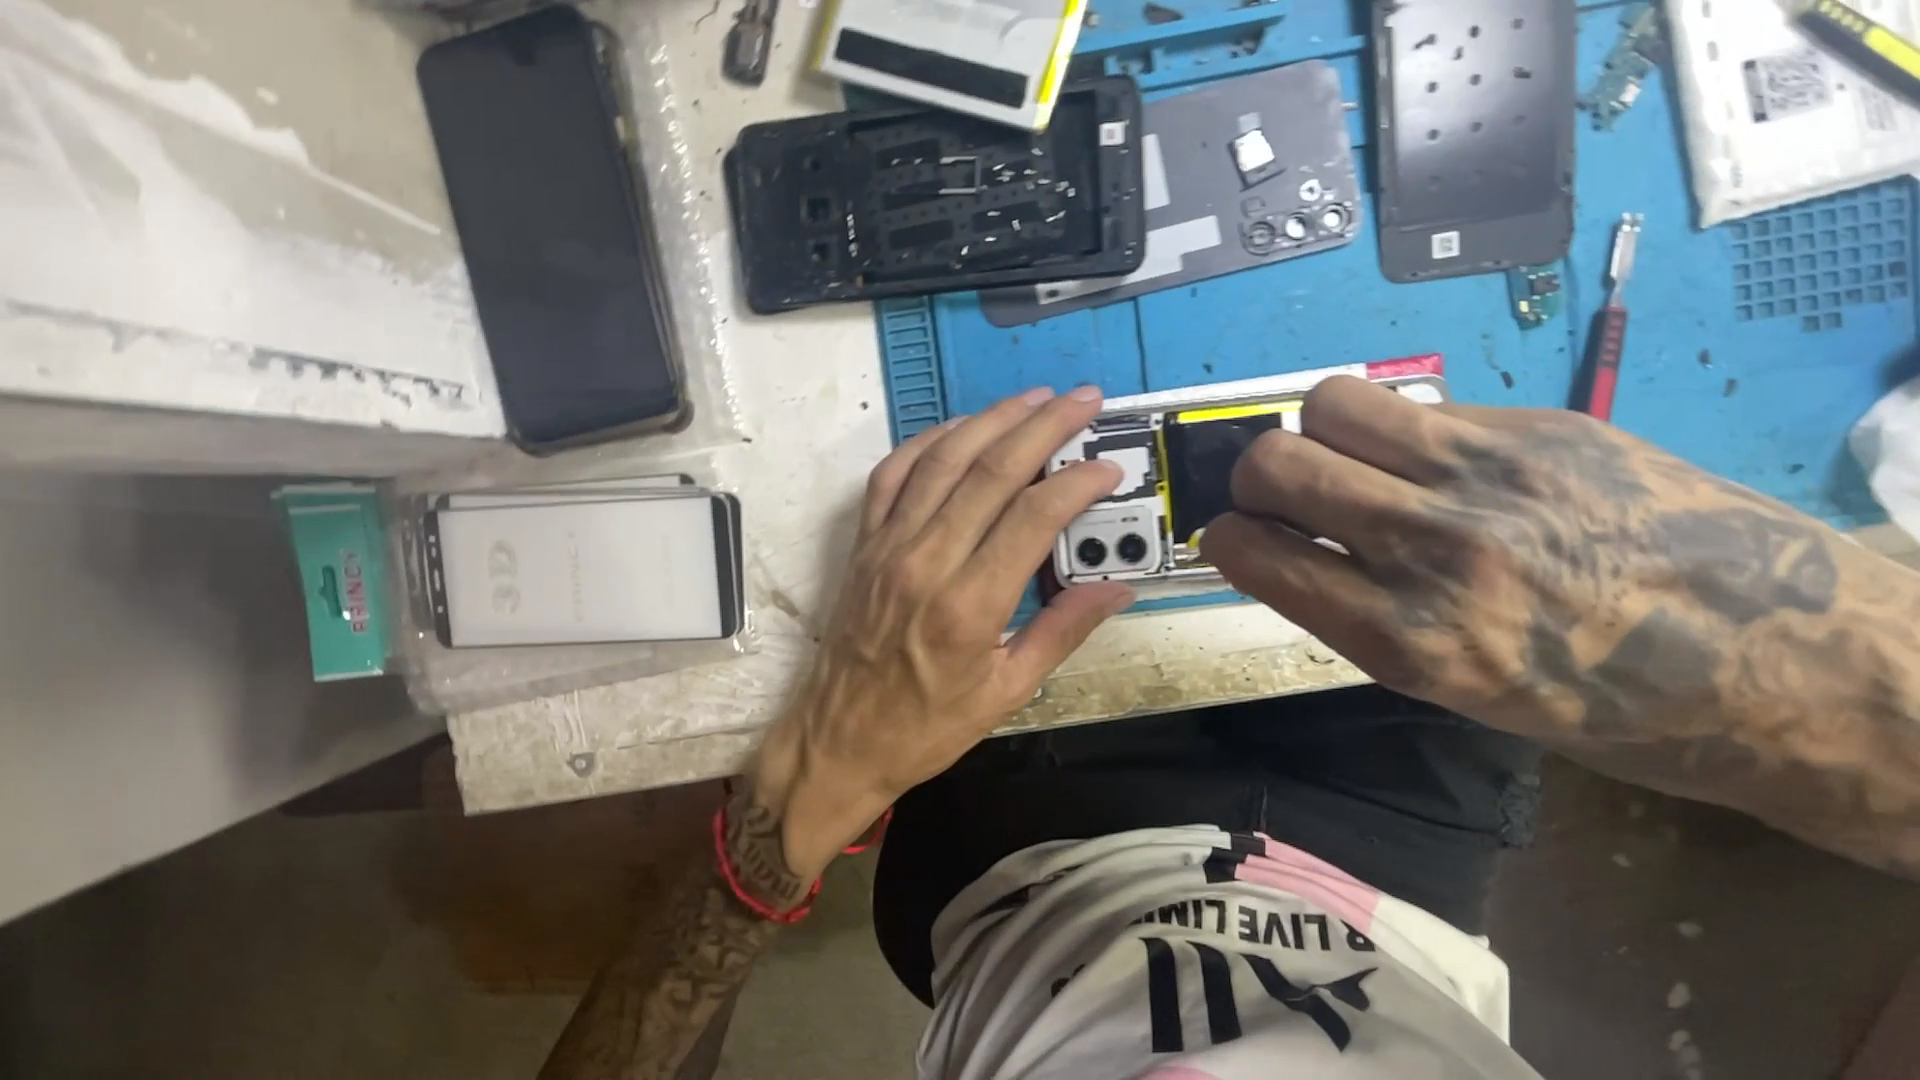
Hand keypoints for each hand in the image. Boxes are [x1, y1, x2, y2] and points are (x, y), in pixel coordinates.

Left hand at [749, 386, 1133, 884]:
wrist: (839, 741)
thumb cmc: (925, 727)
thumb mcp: (1007, 693)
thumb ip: (1062, 632)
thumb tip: (1115, 589)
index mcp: (969, 606)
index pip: (1033, 516)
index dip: (1077, 482)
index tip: (1108, 469)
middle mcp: (925, 562)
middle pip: (992, 471)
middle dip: (1044, 427)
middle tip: (1083, 400)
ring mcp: (888, 545)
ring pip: (943, 459)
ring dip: (992, 419)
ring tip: (1034, 399)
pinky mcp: (864, 543)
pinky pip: (893, 474)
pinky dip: (929, 441)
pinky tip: (961, 428)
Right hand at [1199, 375, 1854, 747]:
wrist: (1788, 663)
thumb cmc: (1606, 707)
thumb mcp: (1455, 688)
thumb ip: (1359, 612)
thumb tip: (1295, 548)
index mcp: (1406, 637)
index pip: (1256, 552)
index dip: (1225, 539)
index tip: (1234, 538)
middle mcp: (1433, 546)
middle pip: (1276, 461)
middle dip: (1255, 478)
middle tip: (1283, 496)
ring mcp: (1489, 474)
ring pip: (1333, 403)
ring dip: (1319, 433)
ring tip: (1353, 462)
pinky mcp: (1541, 427)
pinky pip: (1422, 405)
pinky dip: (1403, 432)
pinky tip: (1440, 464)